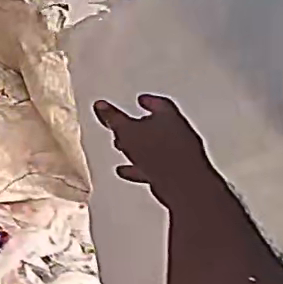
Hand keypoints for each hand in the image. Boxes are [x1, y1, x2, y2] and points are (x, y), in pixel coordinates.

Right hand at [92, 94, 223, 204]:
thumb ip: (113, 117)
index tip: (141, 99)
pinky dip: (142, 166)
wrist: (181, 184)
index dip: (149, 101)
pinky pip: (157, 165)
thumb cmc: (159, 152)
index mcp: (170, 117)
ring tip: (125, 149)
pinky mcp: (178, 172)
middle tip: (127, 125)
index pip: (160, 104)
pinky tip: (130, 170)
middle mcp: (180, 133)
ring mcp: (181, 154)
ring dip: (140, 147)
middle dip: (141, 126)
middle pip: (158, 125)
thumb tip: (101, 105)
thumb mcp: (125, 130)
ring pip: (157, 146)